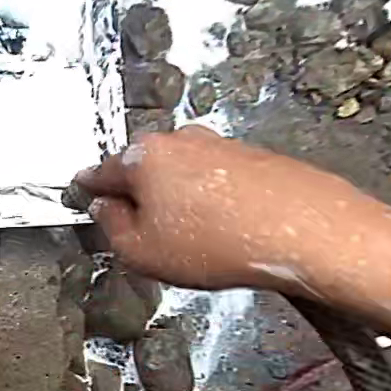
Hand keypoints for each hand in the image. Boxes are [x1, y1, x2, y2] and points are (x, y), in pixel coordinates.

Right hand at [71, 127, 376, 293]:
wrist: (307, 233)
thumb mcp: (139, 251)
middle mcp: (178, 139)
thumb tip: (105, 206)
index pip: (100, 172)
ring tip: (180, 229)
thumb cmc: (212, 244)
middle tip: (135, 224)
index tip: (82, 197)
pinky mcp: (254, 155)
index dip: (87, 189)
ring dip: (171, 192)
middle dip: (133, 189)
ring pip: (177, 168)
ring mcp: (219, 143)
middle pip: (140, 164)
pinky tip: (216, 223)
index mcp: (142, 157)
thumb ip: (110, 225)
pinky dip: (205, 193)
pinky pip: (211, 174)